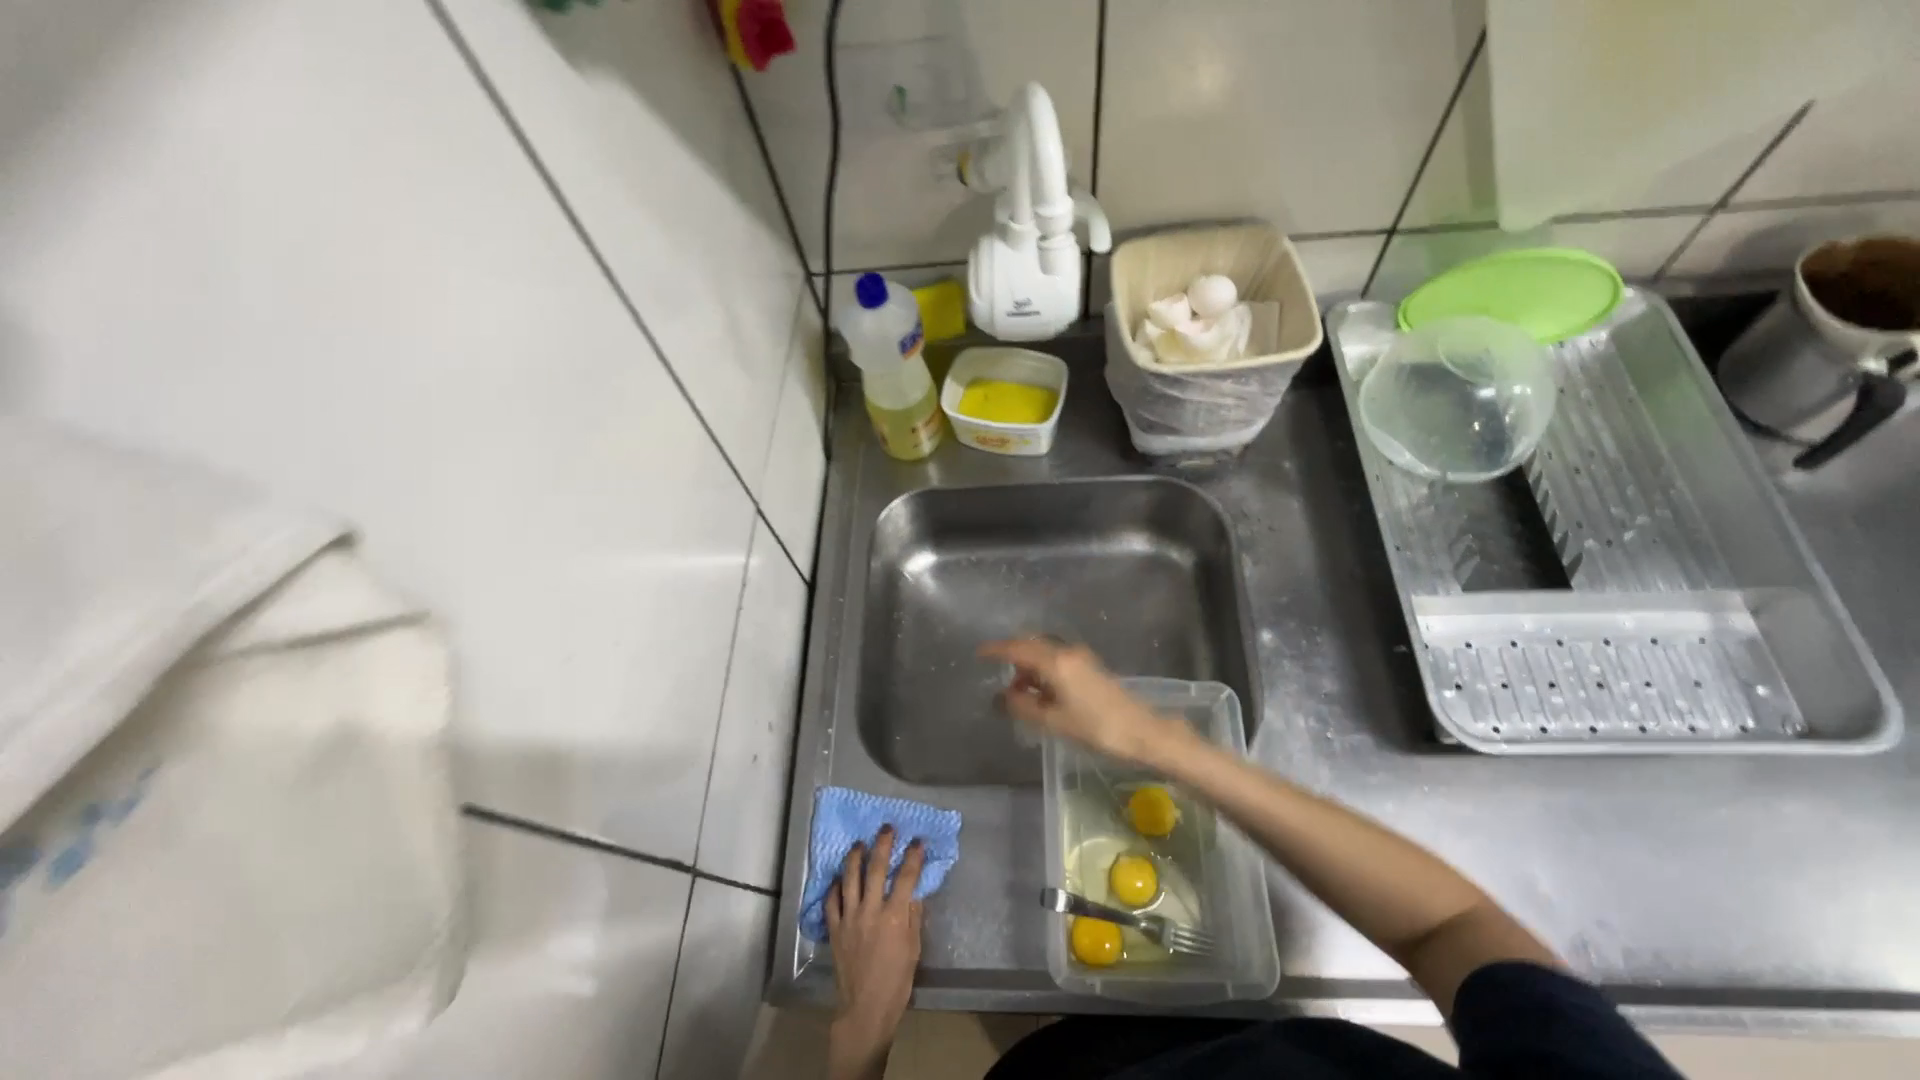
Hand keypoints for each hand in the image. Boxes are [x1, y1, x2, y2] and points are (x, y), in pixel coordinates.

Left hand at [826, 826, 923, 1079]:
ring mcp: (849, 918)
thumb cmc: (896, 981)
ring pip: (849, 878)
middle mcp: (871, 910)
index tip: (918, 841)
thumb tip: (914, 893)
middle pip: (876, 869)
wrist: (865, 1007)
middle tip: (886, 828)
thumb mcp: (914, 948)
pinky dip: (835, 886)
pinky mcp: (834, 928)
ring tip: (859, 844)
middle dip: (882, 845)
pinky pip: (831, 900)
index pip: (906, 877)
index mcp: (895, 916)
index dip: (913, 857)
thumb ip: (914, 917)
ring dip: (855, 857)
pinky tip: (839, 878)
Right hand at [979, 638, 1191, 765]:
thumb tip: (1001, 696)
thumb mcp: (1053, 721)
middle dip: (1013, 658)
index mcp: (1056, 662)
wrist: (1143, 733)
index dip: (996, 650)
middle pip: (1032, 645)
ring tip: (1020, 694)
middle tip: (998, 678)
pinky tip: (1042, 694)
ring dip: (1029, 667)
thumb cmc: (1096, 728)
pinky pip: (1058, 661)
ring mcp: (1082, 659)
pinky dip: (1044, 672)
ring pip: (1046, 653)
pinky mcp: (1091, 669)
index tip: (978, 654)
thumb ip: (1023, 706)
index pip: (1018, 648)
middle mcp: (1068, 652)